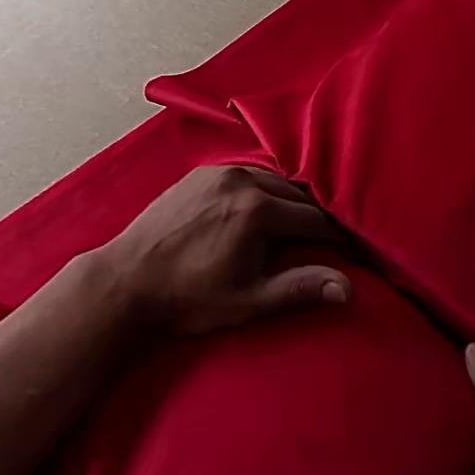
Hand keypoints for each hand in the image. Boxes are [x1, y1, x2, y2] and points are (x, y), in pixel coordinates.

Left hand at [89, 165, 350, 336]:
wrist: (128, 280)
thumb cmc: (189, 297)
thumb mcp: (248, 301)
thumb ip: (299, 289)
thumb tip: (346, 289)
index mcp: (259, 212)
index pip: (315, 220)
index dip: (335, 238)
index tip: (344, 252)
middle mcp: (243, 182)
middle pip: (297, 195)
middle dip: (313, 218)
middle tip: (321, 241)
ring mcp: (219, 174)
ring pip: (273, 180)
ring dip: (288, 200)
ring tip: (294, 225)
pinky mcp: (200, 174)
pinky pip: (245, 174)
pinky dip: (261, 188)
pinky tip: (260, 208)